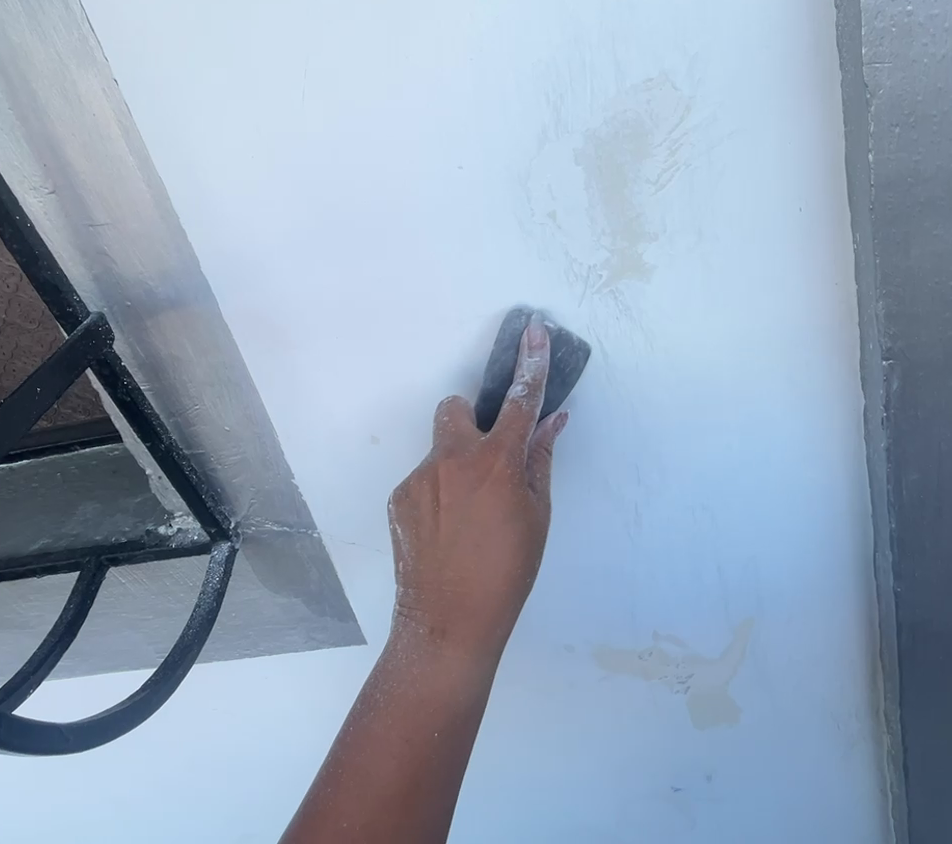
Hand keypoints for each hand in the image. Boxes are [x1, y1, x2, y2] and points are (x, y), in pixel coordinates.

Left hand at [387, 318, 569, 662]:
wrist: (448, 621)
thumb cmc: (507, 571)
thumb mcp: (538, 516)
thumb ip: (540, 461)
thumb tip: (552, 422)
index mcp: (496, 463)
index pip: (521, 401)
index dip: (531, 363)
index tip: (535, 330)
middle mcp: (453, 459)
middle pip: (456, 408)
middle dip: (473, 420)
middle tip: (487, 456)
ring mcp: (420, 478)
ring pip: (440, 449)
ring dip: (456, 463)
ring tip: (469, 511)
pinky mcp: (399, 497)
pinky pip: (424, 479)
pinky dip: (438, 491)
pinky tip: (449, 530)